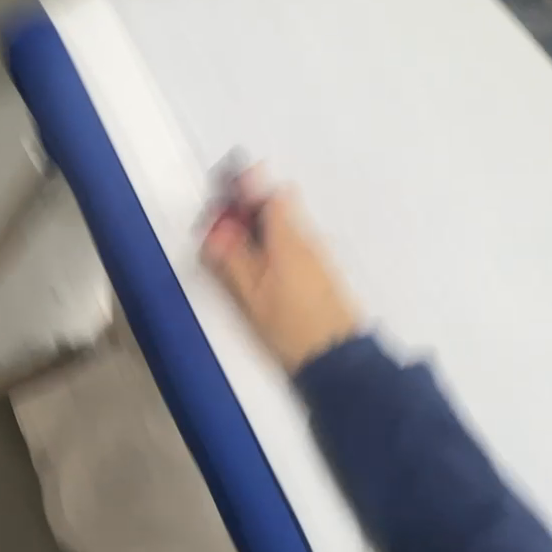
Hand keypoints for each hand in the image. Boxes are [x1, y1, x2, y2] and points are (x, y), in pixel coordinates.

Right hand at [202, 177, 363, 373]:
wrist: (336, 359)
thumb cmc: (291, 328)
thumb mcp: (250, 296)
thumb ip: (232, 258)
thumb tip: (215, 230)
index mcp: (289, 241)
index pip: (273, 194)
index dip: (248, 192)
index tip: (227, 203)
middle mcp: (308, 241)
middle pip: (278, 210)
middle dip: (248, 216)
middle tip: (223, 238)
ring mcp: (318, 257)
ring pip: (284, 230)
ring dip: (259, 236)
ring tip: (237, 264)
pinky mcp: (322, 274)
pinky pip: (293, 248)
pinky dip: (273, 252)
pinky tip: (260, 279)